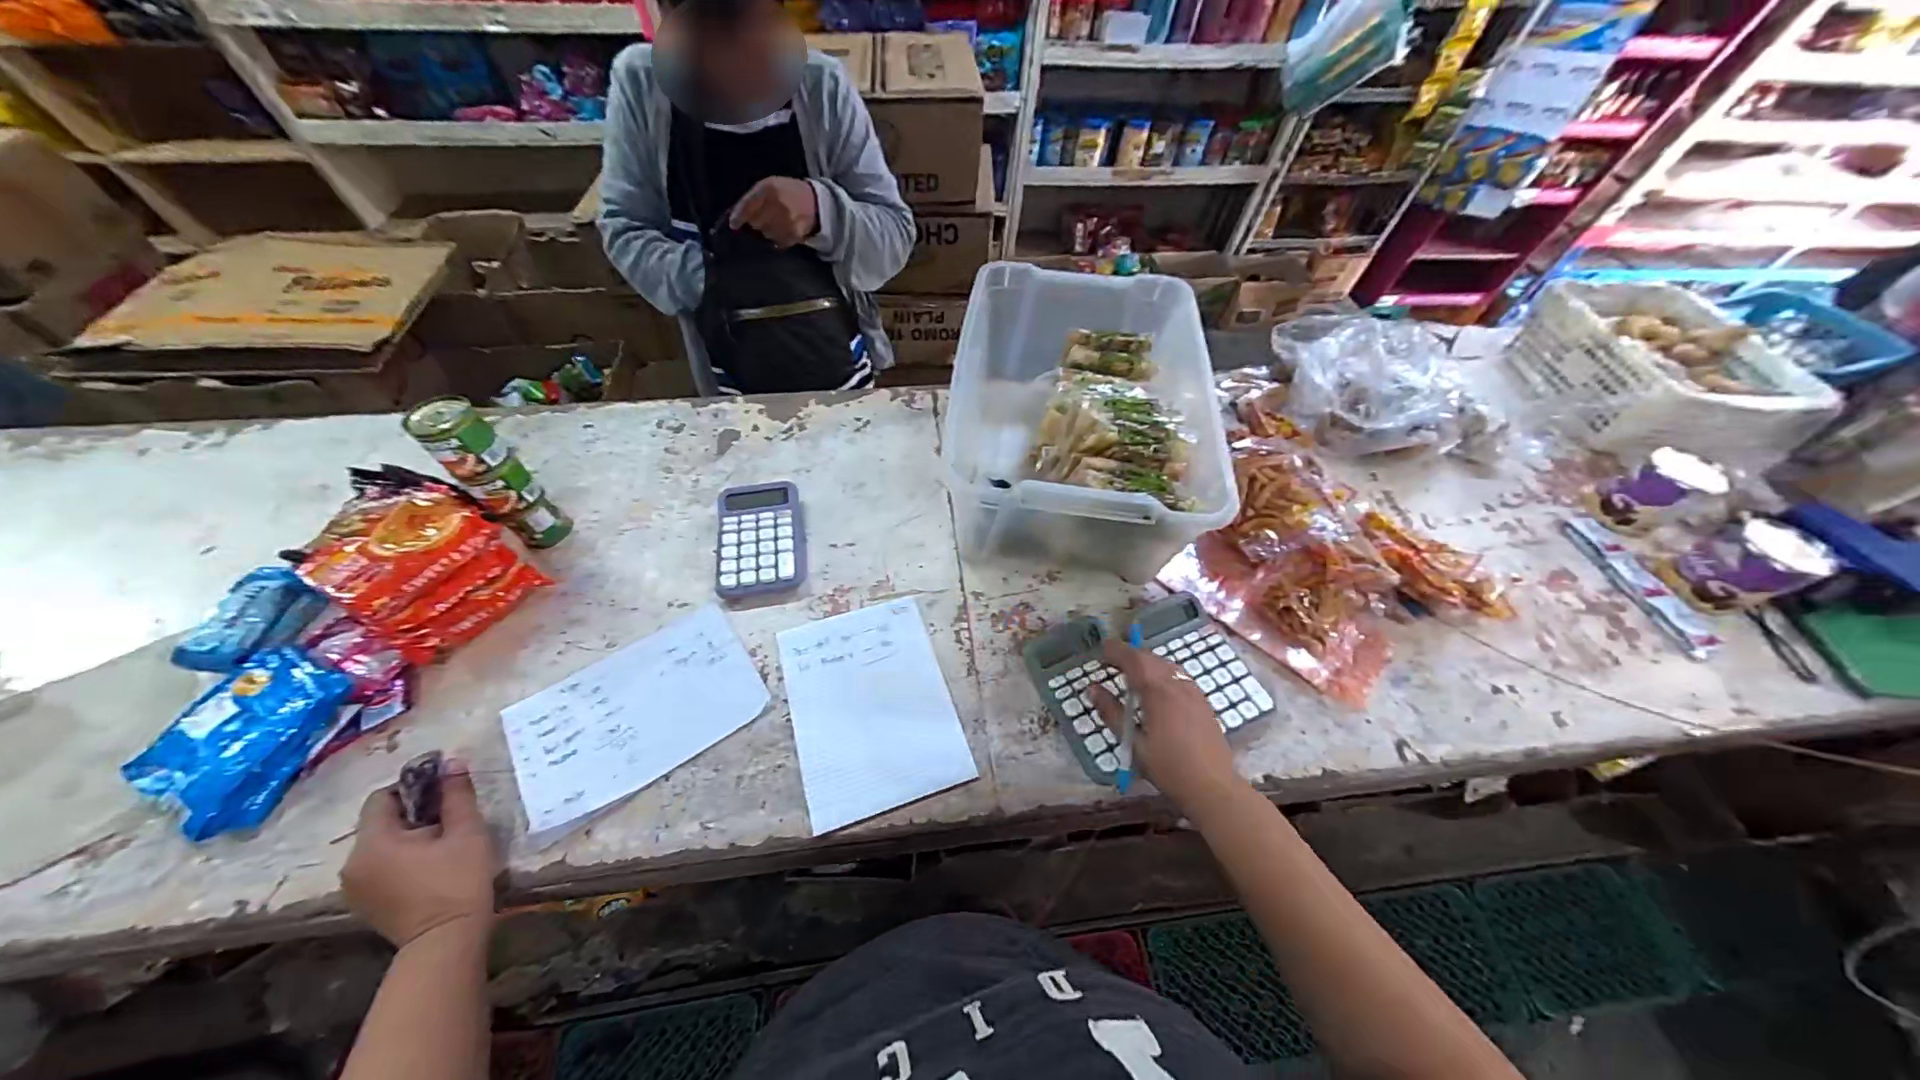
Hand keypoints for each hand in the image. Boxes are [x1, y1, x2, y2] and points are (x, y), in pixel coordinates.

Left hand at [341, 761, 498, 948]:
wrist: (446, 940)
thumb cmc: (459, 880)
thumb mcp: (467, 832)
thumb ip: (457, 795)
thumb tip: (452, 763)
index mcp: (373, 842)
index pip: (381, 797)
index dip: (413, 787)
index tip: (444, 791)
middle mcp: (352, 863)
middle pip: (379, 821)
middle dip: (414, 812)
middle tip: (450, 818)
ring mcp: (354, 886)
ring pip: (380, 844)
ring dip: (407, 836)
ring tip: (442, 843)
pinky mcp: (363, 902)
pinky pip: (378, 865)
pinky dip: (400, 857)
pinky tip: (429, 865)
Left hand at [728, 176, 817, 247]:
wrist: (815, 203)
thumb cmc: (788, 192)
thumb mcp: (770, 185)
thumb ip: (754, 197)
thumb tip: (736, 215)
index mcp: (769, 189)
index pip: (748, 206)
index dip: (739, 216)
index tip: (733, 225)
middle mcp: (777, 205)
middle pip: (755, 223)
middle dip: (756, 222)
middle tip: (765, 217)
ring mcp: (786, 222)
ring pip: (766, 233)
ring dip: (768, 230)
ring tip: (777, 222)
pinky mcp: (793, 235)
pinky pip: (777, 241)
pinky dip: (778, 237)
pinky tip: (784, 229)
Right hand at [1089, 638, 1244, 812]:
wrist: (1212, 786)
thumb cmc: (1168, 768)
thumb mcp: (1132, 742)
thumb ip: (1111, 712)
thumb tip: (1092, 689)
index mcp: (1157, 691)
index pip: (1133, 659)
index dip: (1116, 650)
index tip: (1100, 650)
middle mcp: (1177, 684)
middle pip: (1150, 657)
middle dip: (1129, 654)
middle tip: (1111, 660)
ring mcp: (1193, 690)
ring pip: (1166, 664)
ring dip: (1146, 661)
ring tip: (1130, 671)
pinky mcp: (1202, 700)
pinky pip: (1178, 674)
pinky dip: (1161, 671)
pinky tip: (1156, 686)